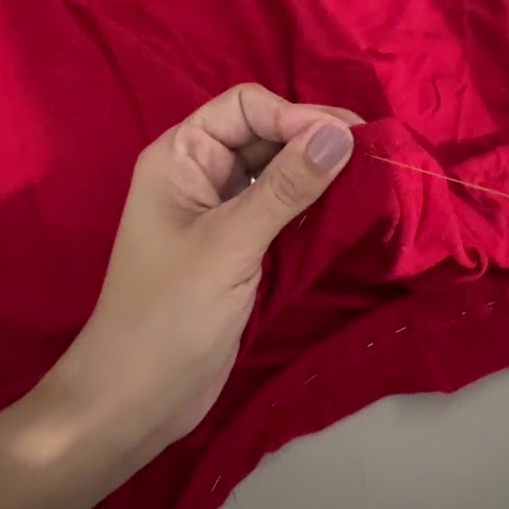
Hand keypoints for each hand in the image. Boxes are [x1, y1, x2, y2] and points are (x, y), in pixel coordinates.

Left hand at [44, 84, 360, 458]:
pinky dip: (312, 204)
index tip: (348, 139)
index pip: (245, 107)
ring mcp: (220, 209)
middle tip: (373, 150)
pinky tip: (345, 207)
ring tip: (369, 174)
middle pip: (264, 133)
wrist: (135, 401)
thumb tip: (341, 134)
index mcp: (181, 155)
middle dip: (313, 138)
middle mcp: (199, 171)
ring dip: (318, 170)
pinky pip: (281, 207)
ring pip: (276, 170)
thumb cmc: (169, 314)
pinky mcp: (239, 244)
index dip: (295, 115)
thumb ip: (286, 188)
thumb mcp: (231, 245)